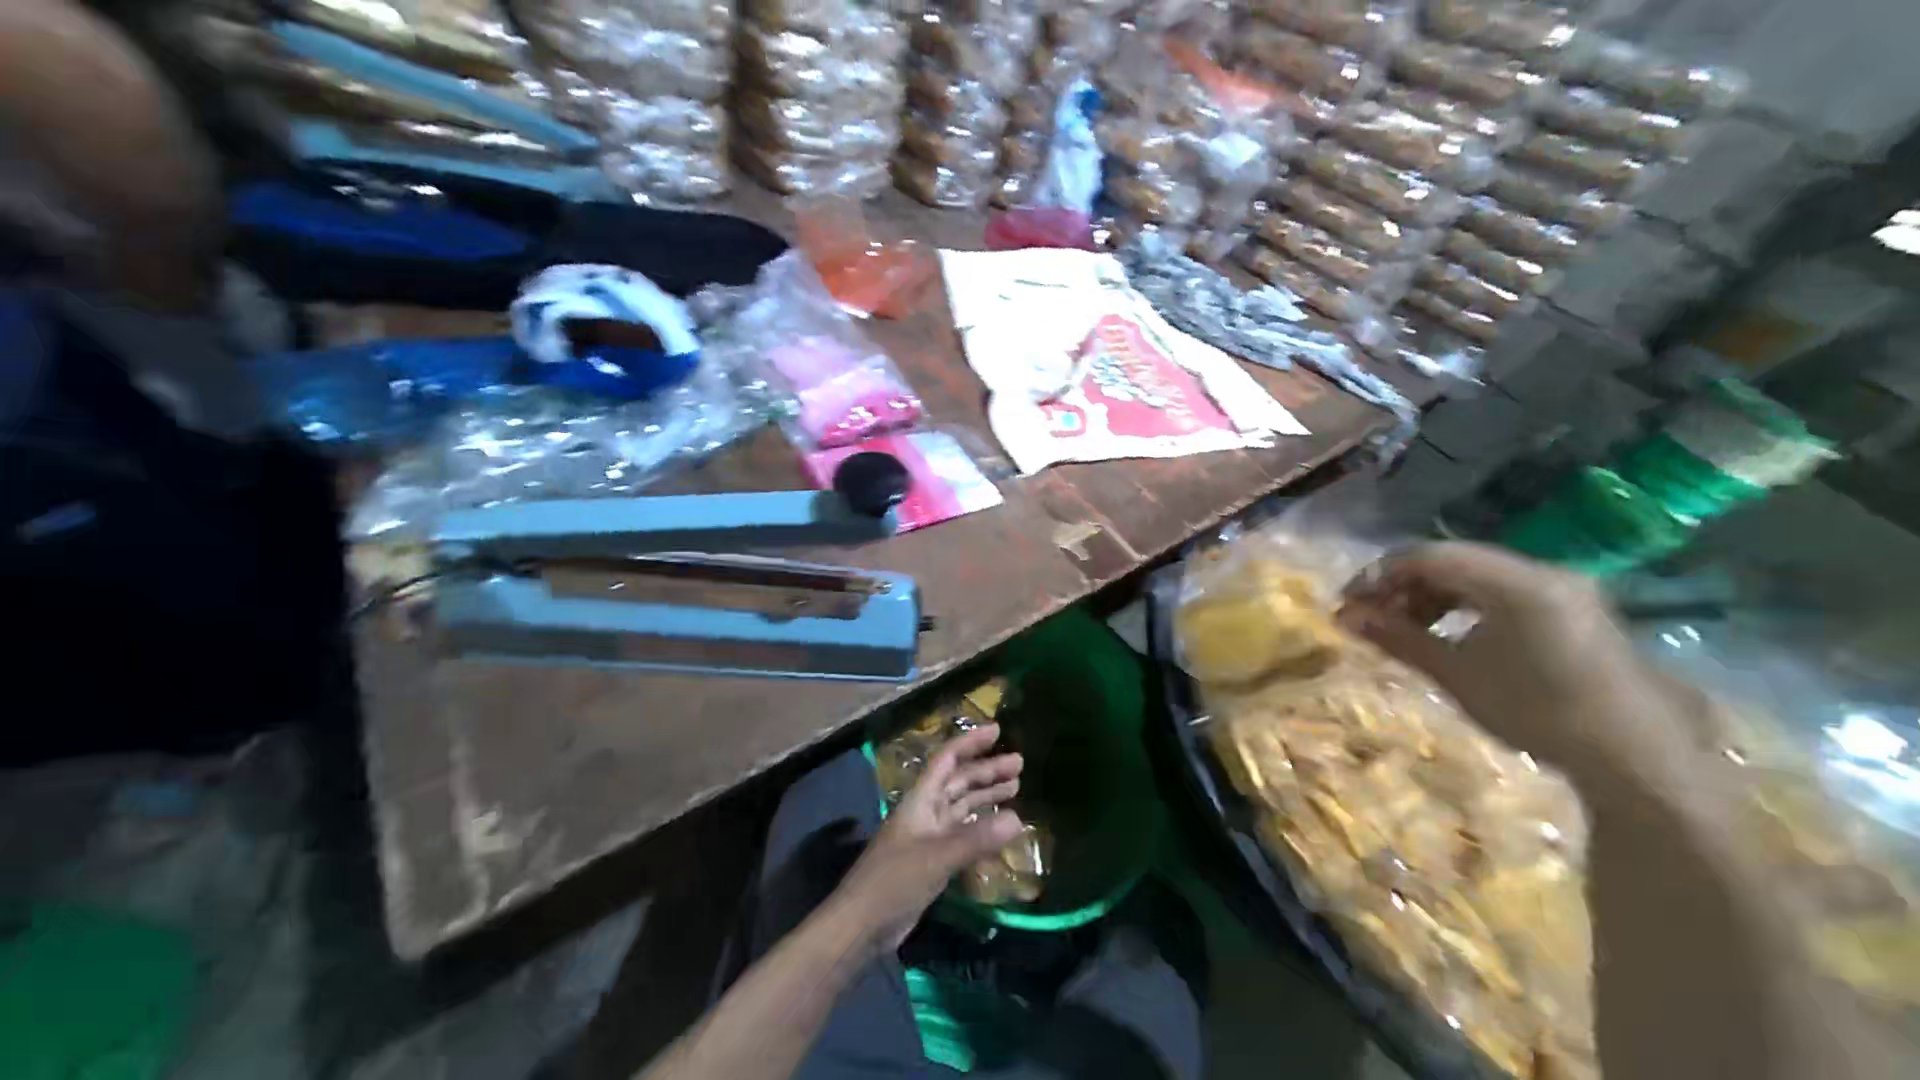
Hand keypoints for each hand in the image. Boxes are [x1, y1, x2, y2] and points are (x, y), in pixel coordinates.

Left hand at [833, 724, 1023, 950]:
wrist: (862, 924)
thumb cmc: (894, 881)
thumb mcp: (937, 857)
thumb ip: (977, 838)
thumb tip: (1019, 819)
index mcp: (921, 800)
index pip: (948, 760)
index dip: (971, 743)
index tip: (998, 731)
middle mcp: (926, 812)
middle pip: (959, 782)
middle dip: (987, 771)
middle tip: (1020, 764)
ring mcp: (929, 837)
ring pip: (962, 807)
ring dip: (987, 796)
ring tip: (1016, 788)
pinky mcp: (933, 861)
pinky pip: (963, 834)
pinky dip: (982, 827)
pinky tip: (1001, 829)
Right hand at [1338, 542, 1695, 787]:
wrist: (1634, 758)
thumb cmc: (1536, 711)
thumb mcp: (1456, 674)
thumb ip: (1398, 638)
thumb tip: (1345, 616)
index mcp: (1514, 582)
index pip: (1428, 555)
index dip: (1379, 574)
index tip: (1349, 603)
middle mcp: (1539, 571)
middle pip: (1450, 560)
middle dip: (1402, 584)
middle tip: (1371, 616)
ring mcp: (1560, 588)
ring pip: (1474, 574)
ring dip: (1430, 594)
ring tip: (1404, 628)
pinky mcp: (1570, 608)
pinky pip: (1499, 590)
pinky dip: (1463, 603)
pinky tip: (1447, 632)